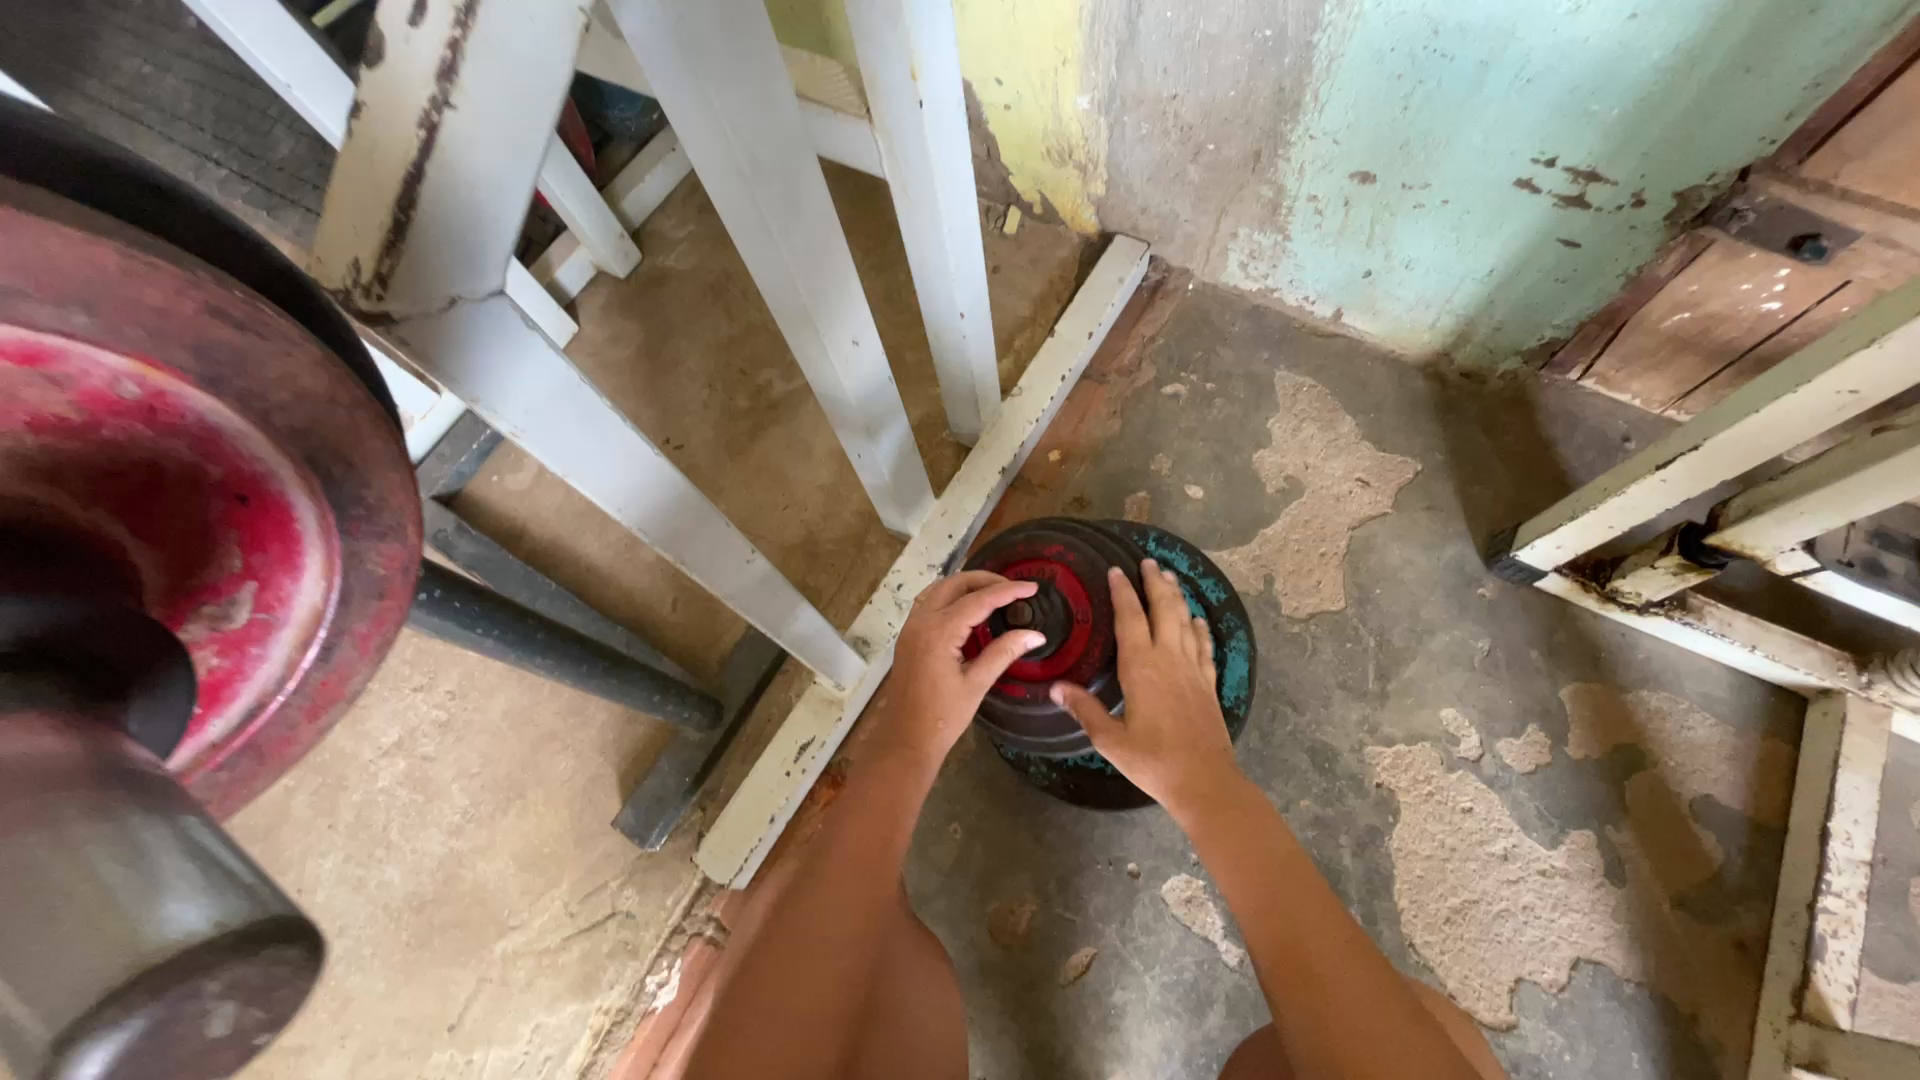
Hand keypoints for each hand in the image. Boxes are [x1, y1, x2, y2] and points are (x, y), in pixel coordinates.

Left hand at [870, 571, 1046, 768]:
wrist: (905, 739)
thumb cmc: (942, 717)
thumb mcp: (977, 684)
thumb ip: (1004, 653)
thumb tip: (1036, 634)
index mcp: (939, 632)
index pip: (979, 600)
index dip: (1008, 591)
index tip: (1032, 587)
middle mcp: (921, 621)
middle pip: (955, 584)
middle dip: (986, 580)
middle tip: (1014, 589)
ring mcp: (911, 627)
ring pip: (939, 589)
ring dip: (966, 586)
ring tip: (995, 595)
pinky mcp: (908, 636)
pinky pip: (929, 602)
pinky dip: (951, 597)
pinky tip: (969, 610)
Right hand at [1051, 559, 1244, 813]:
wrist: (1204, 781)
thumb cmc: (1152, 761)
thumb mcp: (1109, 739)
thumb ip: (1084, 709)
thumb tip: (1056, 688)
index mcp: (1141, 667)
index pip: (1130, 618)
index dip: (1123, 591)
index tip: (1116, 570)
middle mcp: (1169, 659)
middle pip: (1164, 609)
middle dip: (1156, 582)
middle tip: (1149, 561)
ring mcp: (1193, 670)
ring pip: (1186, 621)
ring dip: (1177, 597)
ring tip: (1170, 578)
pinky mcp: (1208, 684)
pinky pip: (1204, 646)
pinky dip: (1200, 628)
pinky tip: (1198, 620)